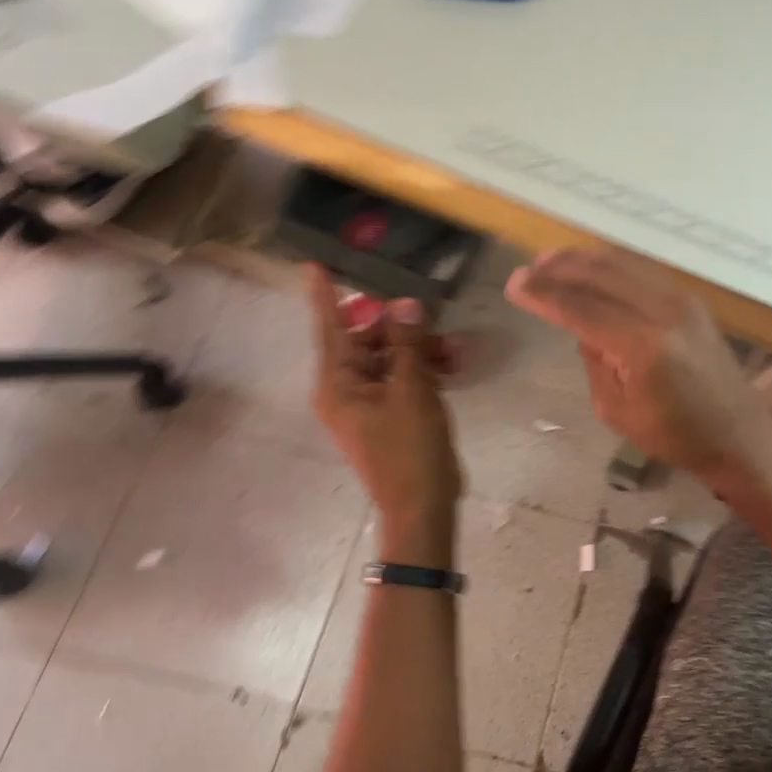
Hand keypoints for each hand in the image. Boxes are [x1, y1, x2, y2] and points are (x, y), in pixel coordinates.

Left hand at [308, 266, 462, 542]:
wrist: (422, 506)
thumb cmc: (410, 448)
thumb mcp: (413, 389)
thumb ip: (408, 343)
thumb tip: (404, 304)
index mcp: (338, 384)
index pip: (330, 328)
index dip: (326, 296)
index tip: (314, 265)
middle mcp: (345, 391)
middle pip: (367, 341)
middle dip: (401, 327)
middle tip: (431, 315)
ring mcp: (368, 405)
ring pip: (390, 360)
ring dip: (421, 350)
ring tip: (456, 348)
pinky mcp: (390, 416)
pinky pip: (402, 380)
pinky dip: (424, 370)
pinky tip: (453, 364)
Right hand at [504, 248, 771, 486]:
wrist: (739, 433)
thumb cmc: (675, 435)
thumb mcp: (617, 409)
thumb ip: (594, 360)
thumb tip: (580, 322)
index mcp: (644, 347)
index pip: (582, 308)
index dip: (545, 294)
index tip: (515, 285)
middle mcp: (664, 312)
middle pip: (602, 274)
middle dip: (559, 268)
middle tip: (528, 269)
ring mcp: (683, 300)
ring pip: (623, 264)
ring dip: (584, 260)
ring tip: (550, 261)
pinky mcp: (691, 299)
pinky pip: (642, 271)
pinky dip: (612, 265)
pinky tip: (591, 268)